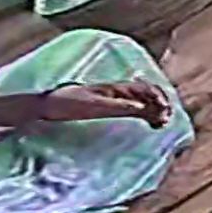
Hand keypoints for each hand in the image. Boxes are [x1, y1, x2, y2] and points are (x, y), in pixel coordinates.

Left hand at [40, 81, 171, 126]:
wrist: (46, 108)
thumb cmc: (68, 103)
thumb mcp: (95, 104)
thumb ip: (121, 105)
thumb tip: (146, 107)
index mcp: (119, 88)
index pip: (148, 88)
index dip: (159, 96)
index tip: (163, 108)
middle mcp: (123, 93)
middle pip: (152, 96)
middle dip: (163, 106)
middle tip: (165, 119)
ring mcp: (120, 101)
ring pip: (149, 105)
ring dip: (158, 113)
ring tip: (161, 124)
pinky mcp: (116, 110)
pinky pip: (141, 111)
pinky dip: (151, 117)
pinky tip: (153, 124)